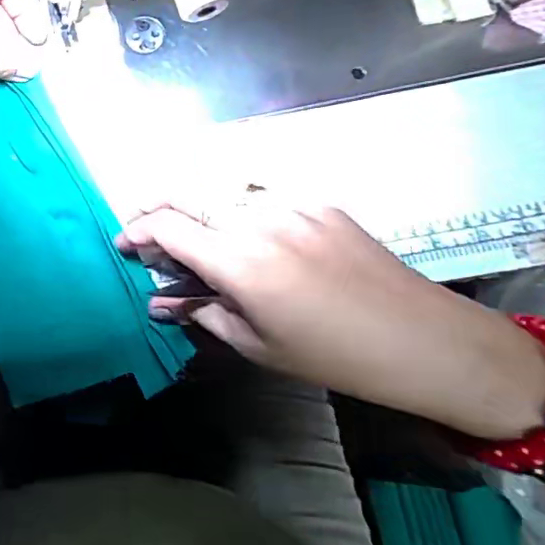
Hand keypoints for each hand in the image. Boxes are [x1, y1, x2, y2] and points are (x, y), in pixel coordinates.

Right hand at [116, 200, 544, 438]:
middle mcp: (260, 219)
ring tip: (191, 231)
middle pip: (189, 192)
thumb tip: (160, 302)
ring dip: (197, 205)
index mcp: (240, 260)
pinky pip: (264, 195)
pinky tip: (243, 233)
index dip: (137, 231)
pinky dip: (238, 208)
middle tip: (146, 231)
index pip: (168, 226)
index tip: (124, 246)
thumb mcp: (258, 345)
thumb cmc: (332, 356)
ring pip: (224, 188)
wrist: (419, 338)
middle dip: (157, 207)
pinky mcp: (319, 202)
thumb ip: (203, 314)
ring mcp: (293, 204)